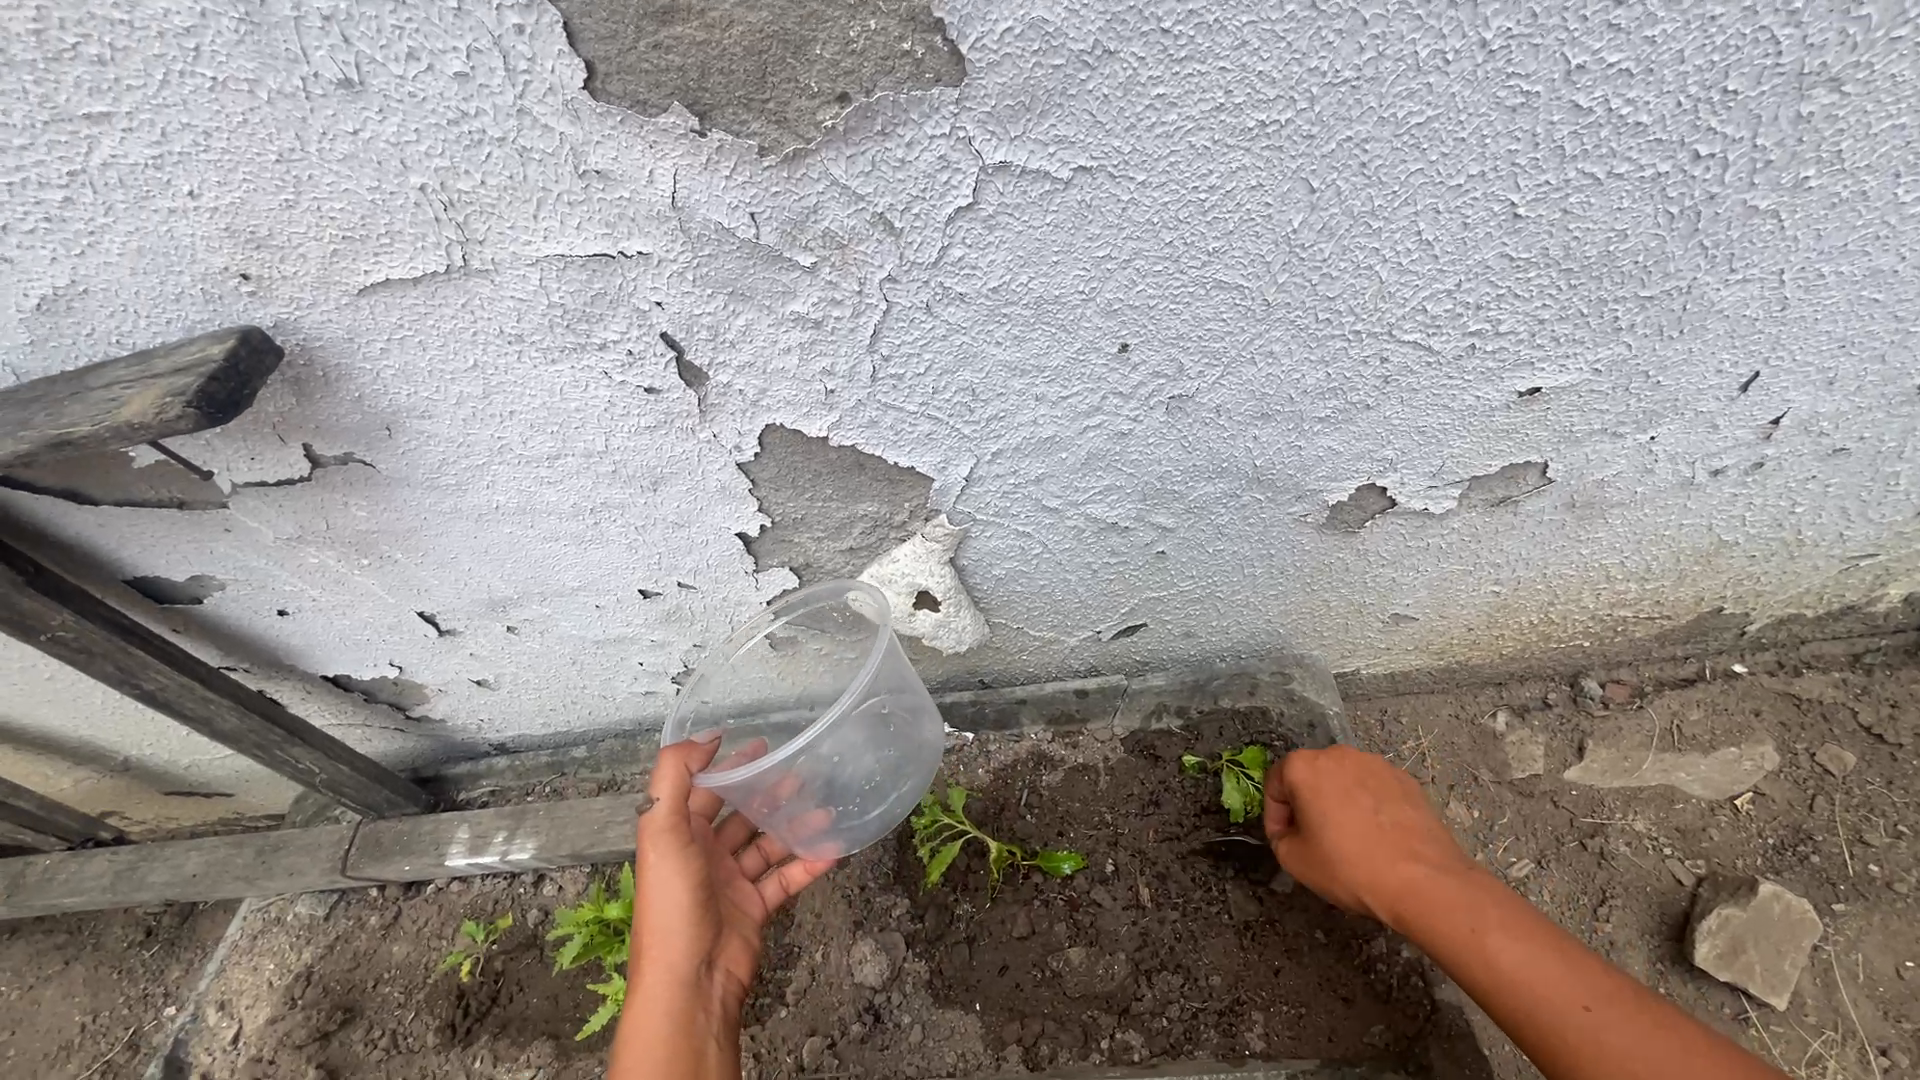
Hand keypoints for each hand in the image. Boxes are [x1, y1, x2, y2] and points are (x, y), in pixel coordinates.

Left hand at [615, 737, 834, 1077]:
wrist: (689, 981)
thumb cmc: (673, 903)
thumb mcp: (662, 831)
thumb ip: (676, 776)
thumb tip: (708, 737)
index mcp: (679, 834)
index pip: (707, 789)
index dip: (731, 765)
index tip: (762, 746)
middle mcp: (703, 854)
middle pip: (742, 814)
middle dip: (771, 793)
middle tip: (805, 772)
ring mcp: (730, 882)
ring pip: (768, 844)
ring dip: (795, 825)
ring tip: (826, 807)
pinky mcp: (753, 907)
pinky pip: (784, 878)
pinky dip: (807, 864)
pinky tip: (832, 849)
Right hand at [1263, 745, 1480, 929]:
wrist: (1424, 883)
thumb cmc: (1349, 867)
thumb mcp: (1293, 860)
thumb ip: (1279, 837)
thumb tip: (1291, 830)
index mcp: (1303, 766)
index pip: (1275, 784)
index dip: (1274, 815)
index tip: (1284, 840)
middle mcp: (1338, 755)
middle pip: (1310, 777)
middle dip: (1307, 805)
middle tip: (1314, 839)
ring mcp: (1377, 764)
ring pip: (1344, 782)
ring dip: (1339, 803)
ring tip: (1350, 840)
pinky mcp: (1407, 780)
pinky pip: (1375, 790)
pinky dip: (1370, 808)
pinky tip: (1378, 839)